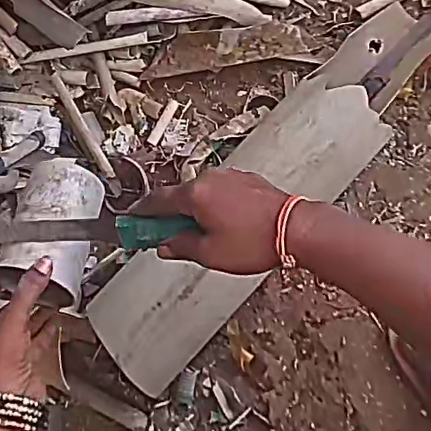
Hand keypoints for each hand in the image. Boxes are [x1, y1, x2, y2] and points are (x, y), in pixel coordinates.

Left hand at [0, 256, 55, 398]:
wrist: (11, 404)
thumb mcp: (13, 318)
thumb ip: (28, 290)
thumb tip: (40, 266)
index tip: (2, 277)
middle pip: (4, 311)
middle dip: (19, 298)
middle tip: (32, 284)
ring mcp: (8, 352)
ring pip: (22, 326)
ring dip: (35, 312)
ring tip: (48, 298)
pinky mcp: (25, 364)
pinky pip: (37, 341)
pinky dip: (46, 330)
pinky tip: (55, 322)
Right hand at [127, 167, 306, 274]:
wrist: (298, 228)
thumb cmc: (255, 242)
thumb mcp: (211, 254)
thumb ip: (181, 247)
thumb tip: (164, 246)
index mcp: (193, 194)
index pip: (156, 201)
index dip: (141, 213)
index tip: (132, 221)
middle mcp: (207, 179)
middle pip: (178, 196)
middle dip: (171, 215)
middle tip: (169, 235)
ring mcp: (227, 176)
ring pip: (200, 193)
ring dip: (195, 210)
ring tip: (205, 234)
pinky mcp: (245, 179)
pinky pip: (220, 191)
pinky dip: (214, 204)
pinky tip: (226, 223)